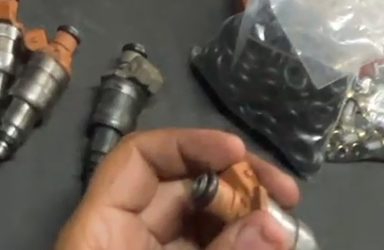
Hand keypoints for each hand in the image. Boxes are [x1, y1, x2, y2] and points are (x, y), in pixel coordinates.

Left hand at [55, 129, 300, 249]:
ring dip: (244, 220)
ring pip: (198, 227)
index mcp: (97, 227)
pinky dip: (234, 248)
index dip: (191, 144)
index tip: (238, 151)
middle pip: (179, 190)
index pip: (139, 156)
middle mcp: (118, 236)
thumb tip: (274, 223)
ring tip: (286, 224)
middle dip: (234, 188)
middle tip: (285, 194)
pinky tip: (268, 243)